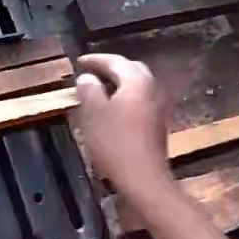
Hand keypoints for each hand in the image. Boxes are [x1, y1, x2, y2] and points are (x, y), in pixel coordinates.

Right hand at [73, 53, 175, 199]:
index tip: (79, 62)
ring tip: (98, 90)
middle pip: (130, 70)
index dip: (95, 60)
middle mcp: (152, 88)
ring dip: (118, 84)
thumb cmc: (115, 143)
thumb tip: (88, 78)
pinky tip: (112, 109)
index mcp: (137, 81)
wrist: (144, 178)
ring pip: (137, 86)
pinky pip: (140, 100)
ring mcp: (159, 106)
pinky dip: (125, 97)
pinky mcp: (158, 123)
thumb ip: (89, 90)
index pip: (115, 61)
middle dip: (110, 69)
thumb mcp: (94, 114)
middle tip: (91, 72)